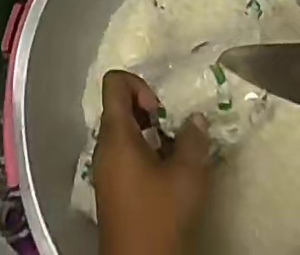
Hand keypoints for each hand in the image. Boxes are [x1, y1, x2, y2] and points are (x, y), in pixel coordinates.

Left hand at [93, 69, 210, 254]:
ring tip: (174, 151)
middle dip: (149, 109)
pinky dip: (145, 152)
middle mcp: (104, 146)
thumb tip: (195, 118)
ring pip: (124, 131)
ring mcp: (105, 168)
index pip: (114, 82)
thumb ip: (193, 139)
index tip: (160, 110)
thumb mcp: (186, 176)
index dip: (139, 85)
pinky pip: (124, 154)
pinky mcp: (112, 187)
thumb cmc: (159, 216)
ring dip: (150, 133)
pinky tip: (167, 173)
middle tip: (172, 129)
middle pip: (119, 105)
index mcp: (115, 135)